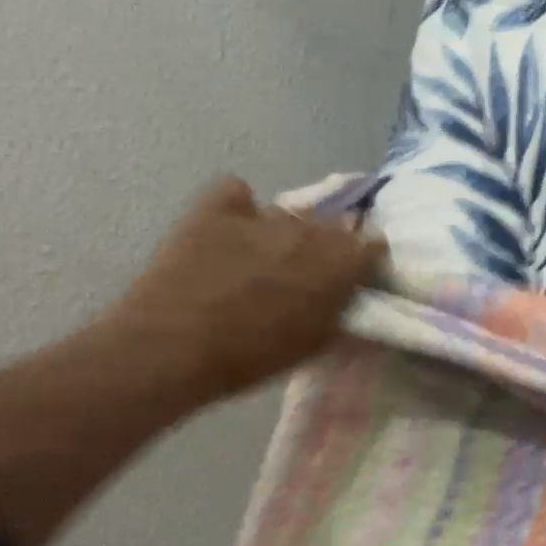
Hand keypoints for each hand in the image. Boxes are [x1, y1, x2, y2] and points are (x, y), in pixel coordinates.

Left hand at [99, 176, 386, 406]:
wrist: (172, 349)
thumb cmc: (256, 355)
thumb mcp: (321, 341)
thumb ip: (343, 308)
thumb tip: (353, 297)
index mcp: (344, 261)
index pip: (373, 244)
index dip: (364, 260)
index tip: (354, 277)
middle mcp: (311, 230)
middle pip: (334, 224)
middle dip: (329, 243)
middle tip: (311, 271)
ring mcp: (261, 217)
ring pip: (289, 212)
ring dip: (287, 230)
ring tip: (268, 254)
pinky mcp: (213, 212)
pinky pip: (234, 190)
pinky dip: (238, 204)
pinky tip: (233, 223)